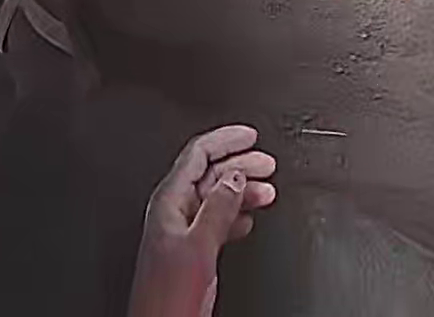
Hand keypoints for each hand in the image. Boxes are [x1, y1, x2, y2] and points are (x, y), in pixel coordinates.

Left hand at [128, 125, 277, 316]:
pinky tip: (248, 218)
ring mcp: (182, 231)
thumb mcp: (198, 246)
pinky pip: (217, 220)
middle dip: (240, 163)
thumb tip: (235, 176)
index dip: (225, 140)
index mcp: (170, 200)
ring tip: (267, 189)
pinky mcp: (191, 252)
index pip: (199, 153)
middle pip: (210, 172)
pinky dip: (236, 214)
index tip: (249, 135)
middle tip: (266, 162)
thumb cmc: (166, 298)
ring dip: (243, 190)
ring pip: (216, 197)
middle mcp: (175, 211)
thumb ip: (218, 208)